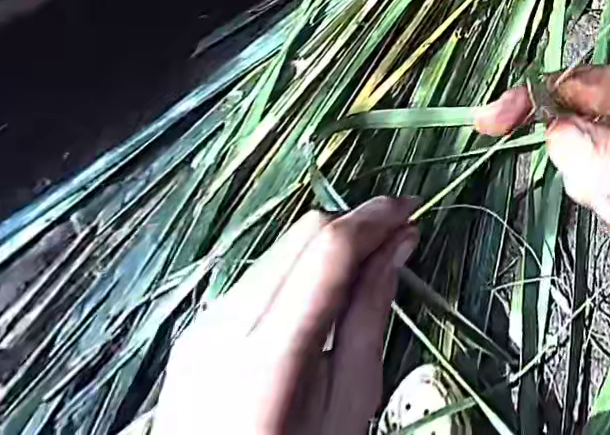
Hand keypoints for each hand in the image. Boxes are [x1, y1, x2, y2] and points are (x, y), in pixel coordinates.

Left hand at [154, 198, 417, 434]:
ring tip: (368, 261)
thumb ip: (371, 312)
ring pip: (283, 246)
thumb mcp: (350, 401)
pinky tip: (327, 288)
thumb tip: (400, 241)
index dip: (376, 217)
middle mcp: (226, 327)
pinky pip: (261, 271)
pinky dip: (303, 264)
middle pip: (305, 233)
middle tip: (398, 234)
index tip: (414, 207)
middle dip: (358, 223)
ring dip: (332, 241)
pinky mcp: (195, 332)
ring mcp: (203, 327)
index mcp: (268, 354)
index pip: (329, 247)